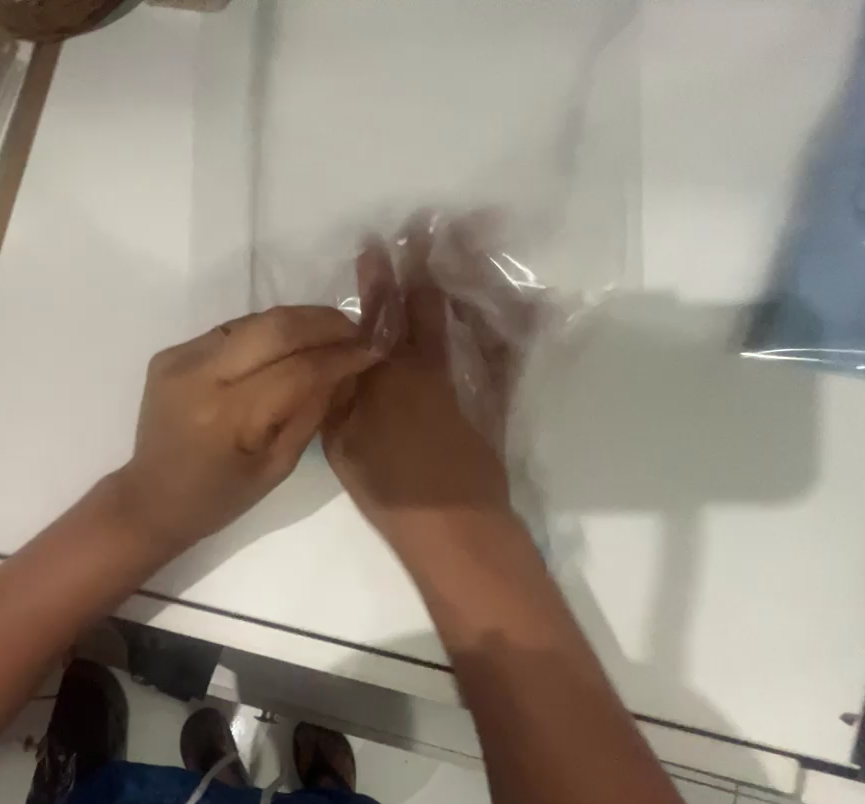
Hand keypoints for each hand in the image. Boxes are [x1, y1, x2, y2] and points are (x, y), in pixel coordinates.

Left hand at [109, 306, 378, 550]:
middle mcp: (199, 377)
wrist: (151, 499)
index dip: (341, 355)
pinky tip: (283, 348)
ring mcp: (179, 360)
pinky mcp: (169, 354)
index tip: (374, 348)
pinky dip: (262, 335)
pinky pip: (228, 332)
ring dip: (295, 323)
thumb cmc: (218, 499)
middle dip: (324, 323)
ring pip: (252, 322)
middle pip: (275, 327)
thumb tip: (345, 368)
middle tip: (356, 329)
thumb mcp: (276, 468)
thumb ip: (310, 413)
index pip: (298, 369)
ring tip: (327, 334)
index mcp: (227, 417)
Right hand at [324, 218, 534, 541]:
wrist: (448, 522)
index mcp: (384, 374)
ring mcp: (467, 374)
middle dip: (423, 261)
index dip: (377, 280)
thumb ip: (339, 395)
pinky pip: (510, 347)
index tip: (375, 244)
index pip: (378, 316)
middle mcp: (427, 363)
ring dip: (466, 271)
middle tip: (426, 221)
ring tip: (467, 234)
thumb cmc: (386, 486)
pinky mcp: (497, 391)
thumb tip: (340, 356)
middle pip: (424, 303)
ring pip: (467, 312)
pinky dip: (519, 319)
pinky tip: (525, 293)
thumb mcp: (341, 443)